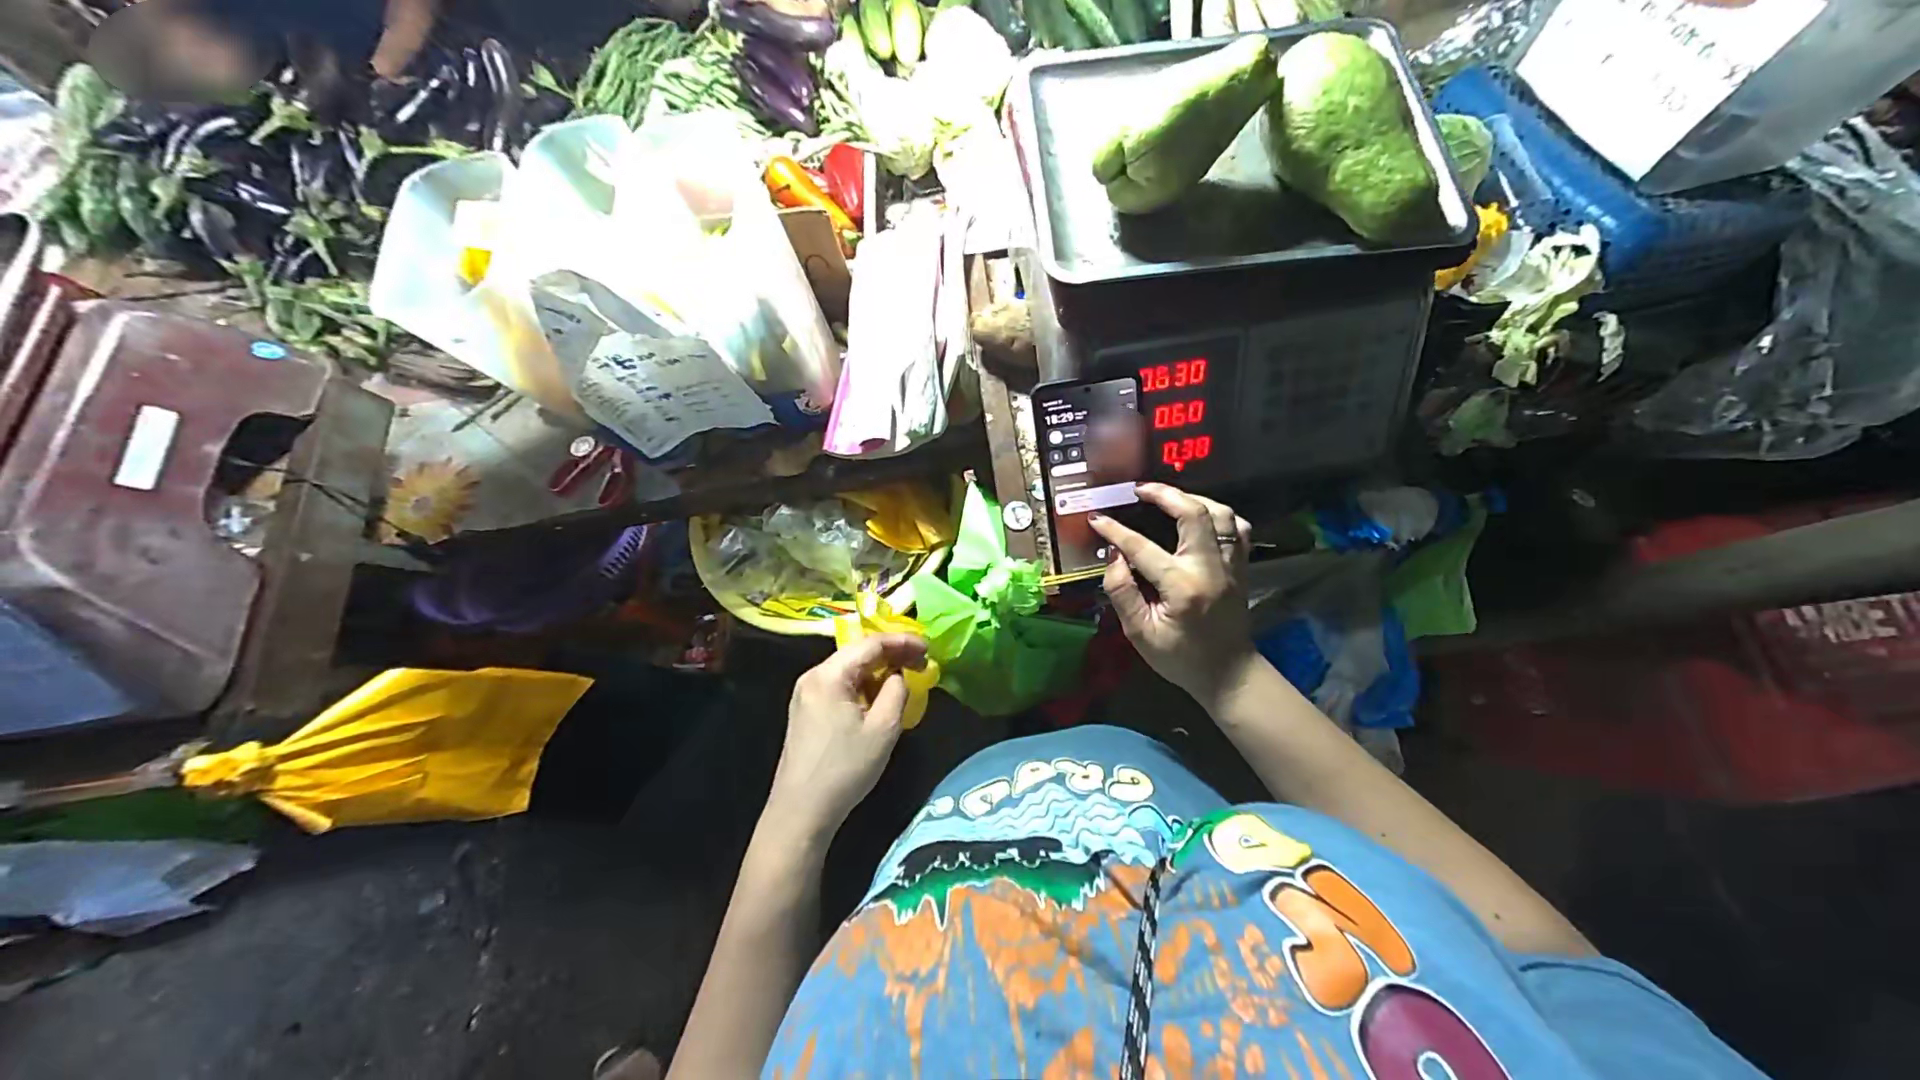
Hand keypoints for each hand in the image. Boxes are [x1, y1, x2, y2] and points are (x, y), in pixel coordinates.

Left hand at [769, 633, 929, 836]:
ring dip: (878, 671)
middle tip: (922, 662)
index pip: (871, 643)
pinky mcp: (807, 710)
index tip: (928, 648)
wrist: (801, 810)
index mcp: (829, 674)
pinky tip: (880, 698)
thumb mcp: (884, 728)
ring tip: (906, 679)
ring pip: (849, 670)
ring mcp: (806, 693)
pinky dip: (864, 686)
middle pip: (858, 653)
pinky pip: (841, 686)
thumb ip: (897, 691)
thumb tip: (898, 675)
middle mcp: (813, 676)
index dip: (902, 641)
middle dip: (892, 654)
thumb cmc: (845, 768)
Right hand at [1090, 483, 1254, 704]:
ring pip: (1221, 513)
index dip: (1115, 531)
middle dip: (1164, 494)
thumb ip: (1122, 592)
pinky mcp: (1242, 567)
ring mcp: (1232, 565)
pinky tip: (1200, 514)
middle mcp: (1210, 568)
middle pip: (1193, 513)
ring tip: (1168, 498)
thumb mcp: (1140, 634)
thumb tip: (1114, 557)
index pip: (1142, 547)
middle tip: (1139, 490)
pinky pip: (1237, 527)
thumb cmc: (1180, 658)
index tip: (1097, 519)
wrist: (1228, 674)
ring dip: (1193, 499)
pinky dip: (1218, 514)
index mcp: (1182, 586)